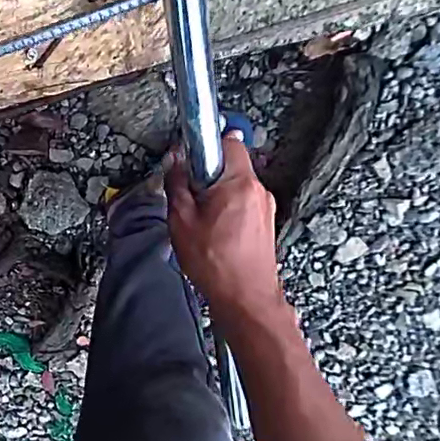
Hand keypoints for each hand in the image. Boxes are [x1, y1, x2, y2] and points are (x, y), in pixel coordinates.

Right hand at [166, 132, 286, 315]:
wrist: (245, 299)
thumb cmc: (217, 264)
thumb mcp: (181, 221)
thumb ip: (176, 185)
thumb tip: (174, 162)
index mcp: (239, 183)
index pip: (228, 141)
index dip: (204, 145)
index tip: (189, 155)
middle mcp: (258, 190)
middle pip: (230, 164)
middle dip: (206, 174)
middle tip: (189, 195)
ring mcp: (264, 207)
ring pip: (235, 185)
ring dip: (216, 193)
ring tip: (200, 218)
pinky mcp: (265, 222)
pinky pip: (242, 202)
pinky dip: (227, 208)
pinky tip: (213, 231)